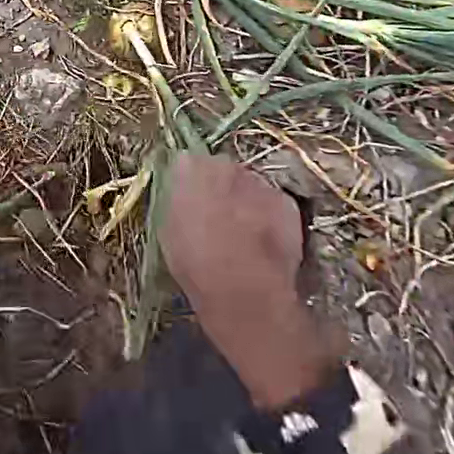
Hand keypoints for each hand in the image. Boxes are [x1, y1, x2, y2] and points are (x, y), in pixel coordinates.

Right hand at [162, 153, 339, 407]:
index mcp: (188, 168)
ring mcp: (258, 181)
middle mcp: (224, 164)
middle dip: (220, 187)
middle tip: (218, 218)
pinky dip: (270, 216)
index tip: (191, 203)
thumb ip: (176, 201)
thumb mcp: (168, 228)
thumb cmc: (194, 262)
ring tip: (245, 234)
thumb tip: (183, 195)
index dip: (190, 184)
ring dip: (245, 200)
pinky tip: (266, 243)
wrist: (244, 291)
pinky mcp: (286, 201)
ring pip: (249, 185)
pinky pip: (273, 203)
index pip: (186, 163)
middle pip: (220, 169)